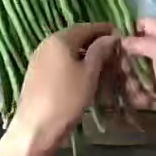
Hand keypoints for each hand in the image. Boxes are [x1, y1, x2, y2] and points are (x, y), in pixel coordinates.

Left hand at [10, 23, 120, 147]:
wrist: (35, 128)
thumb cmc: (66, 99)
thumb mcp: (88, 74)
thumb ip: (99, 51)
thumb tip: (110, 37)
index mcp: (59, 39)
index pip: (86, 27)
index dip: (104, 29)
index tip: (120, 33)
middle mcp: (46, 44)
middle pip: (75, 37)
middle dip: (94, 42)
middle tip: (114, 51)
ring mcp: (39, 59)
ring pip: (67, 51)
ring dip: (84, 54)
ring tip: (103, 64)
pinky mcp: (36, 74)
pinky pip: (59, 62)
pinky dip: (73, 64)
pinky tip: (84, 75)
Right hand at [120, 18, 155, 143]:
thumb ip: (143, 44)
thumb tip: (122, 39)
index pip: (146, 24)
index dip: (129, 28)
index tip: (110, 37)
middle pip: (140, 48)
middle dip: (125, 55)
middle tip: (109, 62)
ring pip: (139, 69)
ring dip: (128, 76)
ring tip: (114, 81)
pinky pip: (144, 89)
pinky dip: (135, 93)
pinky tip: (125, 95)